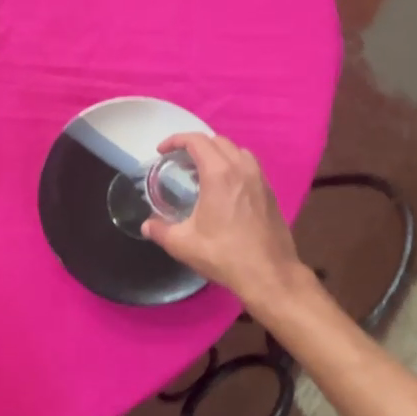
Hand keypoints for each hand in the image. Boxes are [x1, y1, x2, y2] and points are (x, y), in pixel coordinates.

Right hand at [141, 133, 308, 309]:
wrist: (270, 274)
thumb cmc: (224, 255)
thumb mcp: (183, 244)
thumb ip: (160, 230)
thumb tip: (146, 225)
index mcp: (219, 174)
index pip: (197, 141)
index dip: (176, 140)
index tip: (162, 151)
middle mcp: (242, 169)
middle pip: (217, 141)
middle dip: (195, 145)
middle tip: (179, 160)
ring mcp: (260, 179)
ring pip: (237, 151)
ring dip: (217, 153)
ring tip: (202, 171)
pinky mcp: (270, 193)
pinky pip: (249, 166)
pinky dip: (233, 165)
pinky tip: (224, 188)